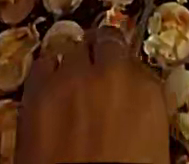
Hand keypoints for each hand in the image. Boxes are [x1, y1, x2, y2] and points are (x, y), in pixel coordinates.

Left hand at [17, 24, 168, 163]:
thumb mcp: (150, 148)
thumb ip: (144, 114)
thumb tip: (136, 109)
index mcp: (147, 91)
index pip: (138, 59)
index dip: (127, 69)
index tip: (123, 77)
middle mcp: (111, 74)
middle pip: (106, 41)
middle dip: (101, 54)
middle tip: (97, 70)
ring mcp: (72, 80)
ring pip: (72, 48)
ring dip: (73, 60)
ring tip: (71, 76)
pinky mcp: (37, 97)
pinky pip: (41, 68)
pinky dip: (46, 73)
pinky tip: (47, 88)